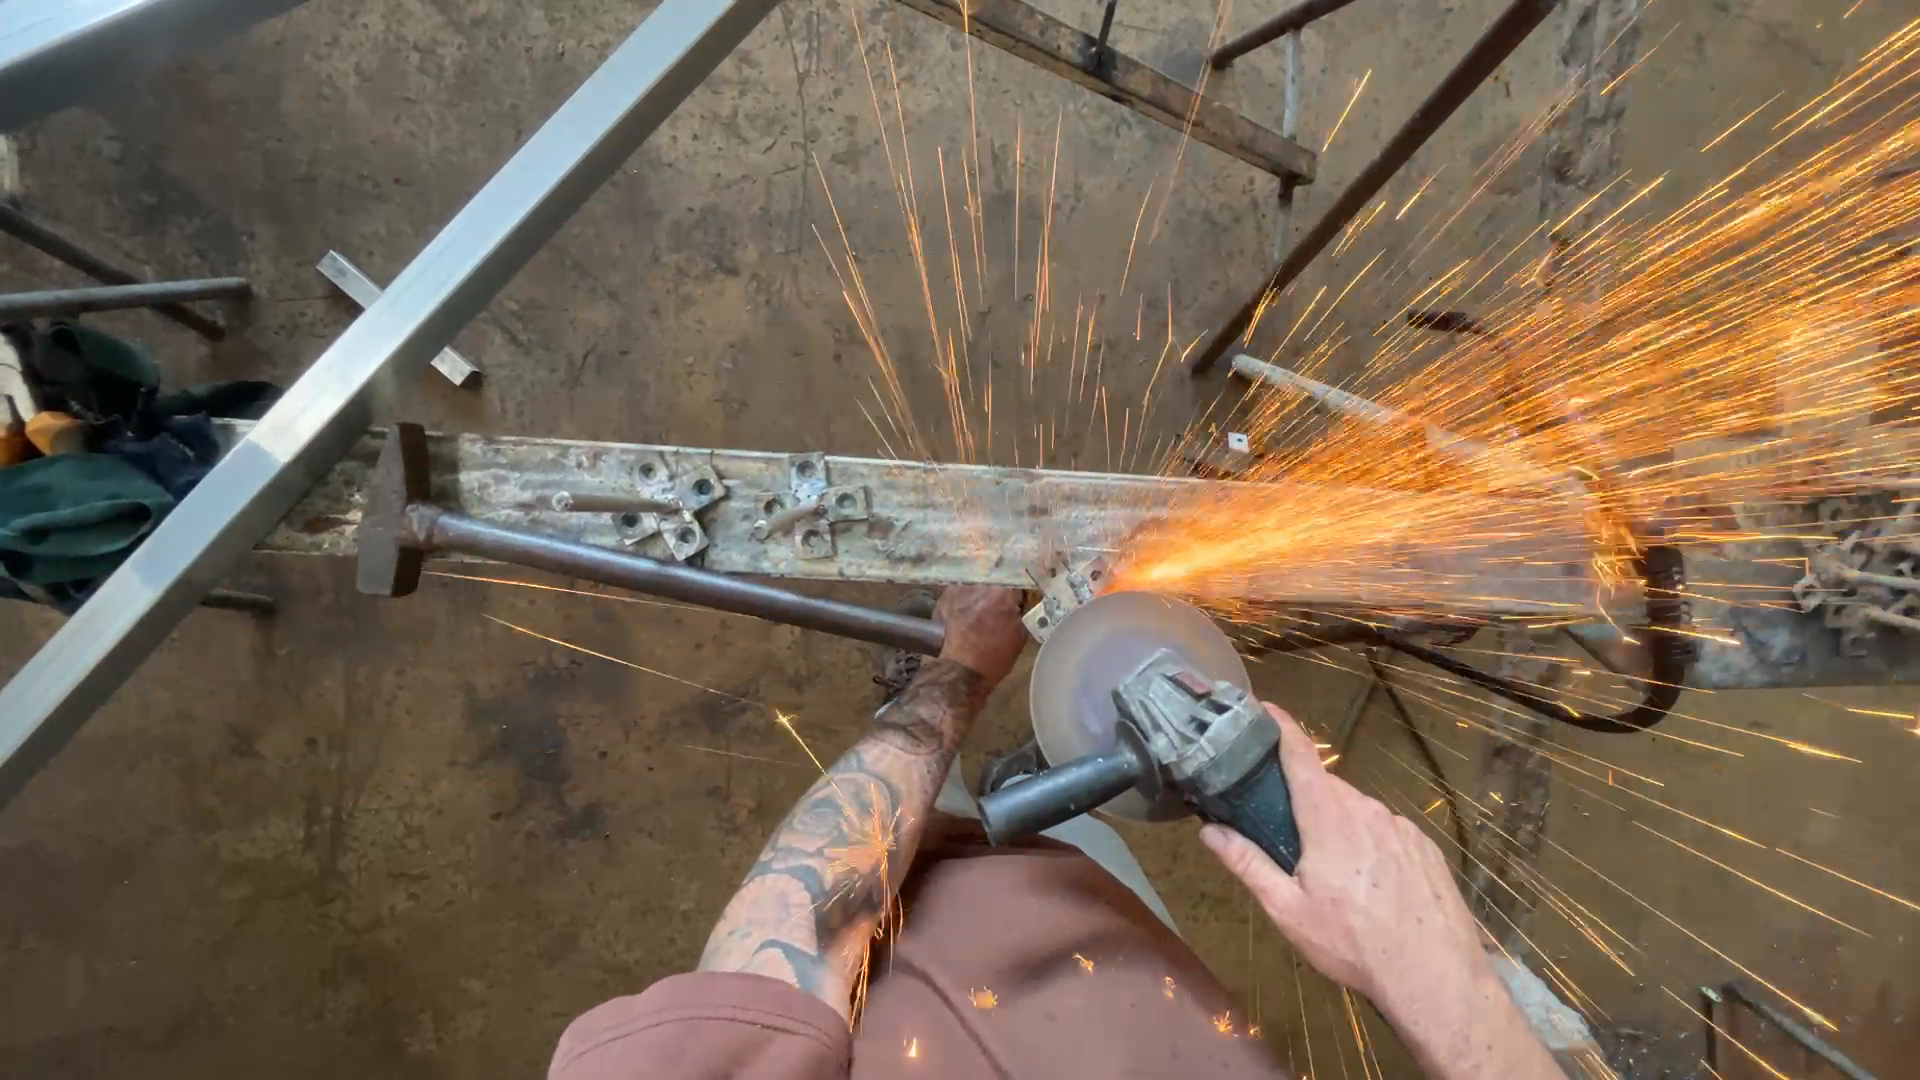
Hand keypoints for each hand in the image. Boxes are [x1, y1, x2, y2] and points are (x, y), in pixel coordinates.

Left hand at [934, 586, 1025, 689]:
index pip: (1016, 588)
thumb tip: (1017, 608)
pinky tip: (960, 617)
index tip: (1014, 610)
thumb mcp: (1019, 638)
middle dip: (995, 599)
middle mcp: (981, 586)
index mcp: (1004, 594)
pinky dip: (960, 603)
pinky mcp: (944, 598)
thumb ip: (1020, 616)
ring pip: (974, 589)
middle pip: (993, 586)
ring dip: (977, 600)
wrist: (958, 673)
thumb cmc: (993, 660)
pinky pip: (958, 594)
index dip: (1015, 600)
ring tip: (975, 618)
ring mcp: (960, 590)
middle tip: (993, 616)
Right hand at [1199, 704, 1491, 1020]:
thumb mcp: (1288, 910)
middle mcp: (1365, 809)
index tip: (1264, 706)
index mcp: (1328, 818)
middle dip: (1303, 799)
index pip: (1301, 755)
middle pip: (1325, 786)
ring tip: (1334, 869)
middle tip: (1288, 833)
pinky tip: (1372, 881)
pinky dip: (1369, 840)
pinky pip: (1385, 828)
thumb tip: (1208, 830)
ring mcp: (1400, 827)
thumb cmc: (1354, 944)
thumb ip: (1247, 864)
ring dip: (1337, 823)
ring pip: (1356, 809)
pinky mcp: (1425, 846)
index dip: (1282, 726)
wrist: (1439, 983)